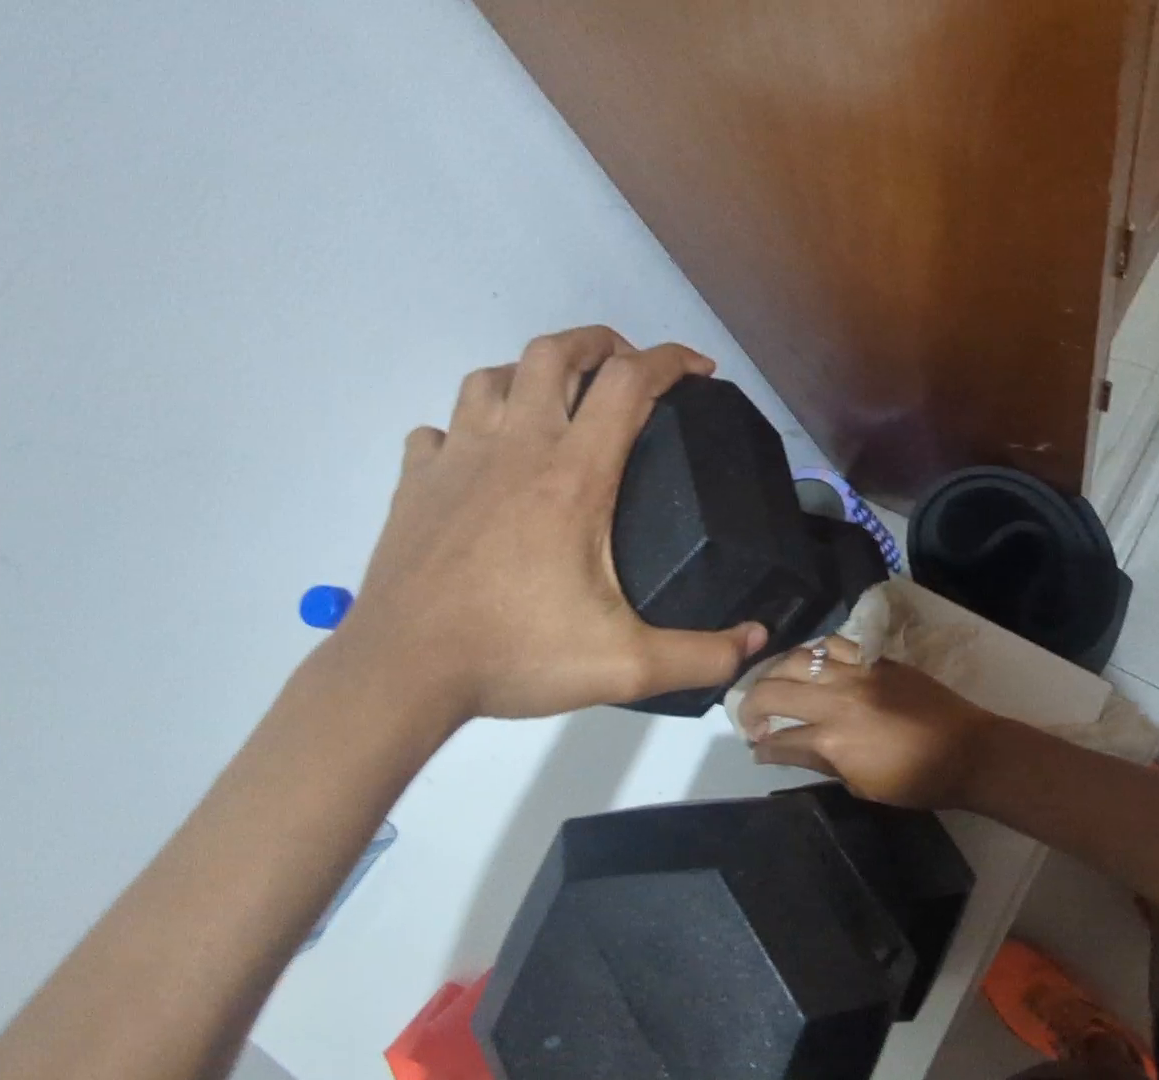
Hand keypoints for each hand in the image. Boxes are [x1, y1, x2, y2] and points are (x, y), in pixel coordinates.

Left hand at [335, 327, 766, 722]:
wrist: (401, 674)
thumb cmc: (516, 655)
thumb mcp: (627, 665)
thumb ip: (701, 656)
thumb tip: (757, 643)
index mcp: (574, 475)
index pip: (629, 384)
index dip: (671, 361)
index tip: (699, 370)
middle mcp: (516, 448)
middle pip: (556, 352)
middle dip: (602, 344)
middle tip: (630, 372)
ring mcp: (457, 459)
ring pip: (493, 376)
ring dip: (533, 374)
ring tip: (559, 403)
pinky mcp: (415, 482)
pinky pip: (443, 428)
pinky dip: (470, 426)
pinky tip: (484, 459)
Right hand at [737, 636, 1005, 808]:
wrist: (967, 751)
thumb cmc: (916, 781)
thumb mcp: (862, 785)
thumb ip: (819, 762)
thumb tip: (781, 751)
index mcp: (831, 739)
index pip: (778, 738)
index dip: (760, 745)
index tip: (756, 746)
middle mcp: (836, 700)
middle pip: (774, 690)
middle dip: (751, 705)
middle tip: (752, 717)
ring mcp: (857, 673)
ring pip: (799, 658)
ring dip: (777, 671)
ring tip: (775, 683)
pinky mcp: (877, 660)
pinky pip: (836, 644)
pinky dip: (816, 651)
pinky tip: (813, 663)